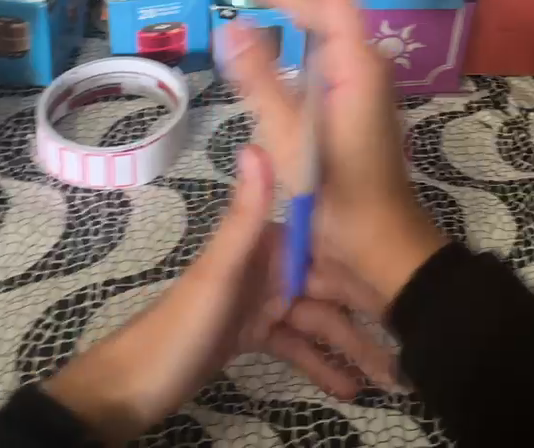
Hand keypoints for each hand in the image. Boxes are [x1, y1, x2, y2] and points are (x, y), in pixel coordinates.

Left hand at [43, 146, 397, 441]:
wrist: (127, 390)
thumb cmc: (179, 327)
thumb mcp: (219, 272)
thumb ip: (245, 214)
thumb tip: (258, 143)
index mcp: (266, 244)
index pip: (327, 249)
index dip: (364, 265)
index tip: (402, 280)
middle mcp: (270, 266)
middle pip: (329, 290)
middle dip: (367, 318)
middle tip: (406, 346)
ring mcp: (262, 301)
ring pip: (318, 321)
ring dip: (351, 348)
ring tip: (389, 377)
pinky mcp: (253, 334)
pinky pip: (296, 345)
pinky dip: (320, 364)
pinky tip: (349, 387)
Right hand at [207, 0, 448, 311]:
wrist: (381, 242)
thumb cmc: (337, 198)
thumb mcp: (290, 141)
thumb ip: (261, 80)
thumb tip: (231, 25)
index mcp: (357, 60)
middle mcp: (364, 55)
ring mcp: (361, 71)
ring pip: (324, 13)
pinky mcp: (352, 89)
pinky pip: (321, 37)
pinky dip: (290, 21)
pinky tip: (263, 25)